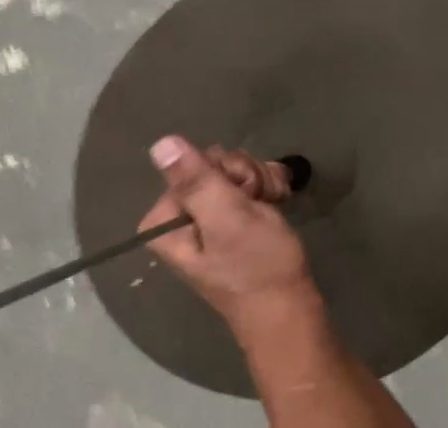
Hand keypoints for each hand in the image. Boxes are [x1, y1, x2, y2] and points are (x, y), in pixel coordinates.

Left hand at [139, 136, 314, 324]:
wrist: (285, 304)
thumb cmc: (256, 264)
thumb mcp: (228, 219)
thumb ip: (197, 181)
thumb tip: (161, 142)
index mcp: (165, 218)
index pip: (199, 164)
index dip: (231, 174)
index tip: (246, 197)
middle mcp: (179, 215)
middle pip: (219, 165)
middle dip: (249, 178)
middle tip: (260, 204)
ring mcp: (207, 217)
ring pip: (239, 172)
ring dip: (262, 183)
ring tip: (271, 208)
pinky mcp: (232, 219)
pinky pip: (249, 184)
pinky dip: (269, 190)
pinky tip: (276, 205)